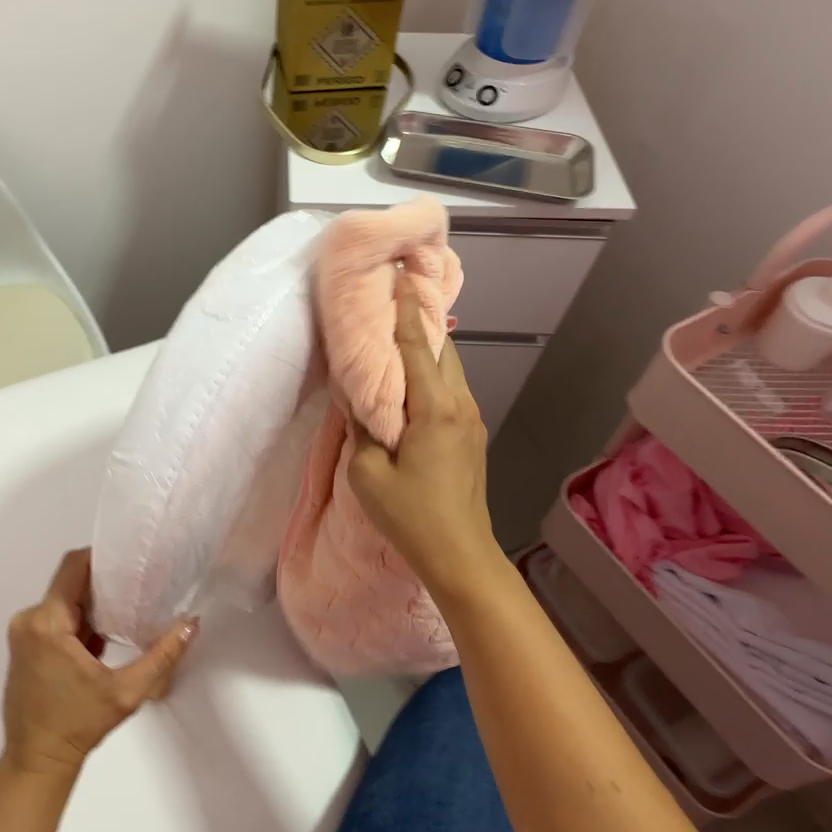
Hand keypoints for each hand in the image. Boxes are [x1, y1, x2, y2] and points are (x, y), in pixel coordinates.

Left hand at [1, 549, 197, 778]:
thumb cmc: (78, 725)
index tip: (130, 561)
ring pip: (62, 602)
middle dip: (103, 584)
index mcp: (46, 623)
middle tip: (138, 587)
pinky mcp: (24, 647)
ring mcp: (22, 634)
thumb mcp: (127, 691)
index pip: (73, 566)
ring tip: (127, 611)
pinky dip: (78, 623)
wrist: (37, 761)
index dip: (102, 557)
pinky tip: (104, 638)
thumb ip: (162, 655)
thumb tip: (191, 623)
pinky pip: (54, 619)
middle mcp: (28, 620)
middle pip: (69, 583)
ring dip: (91, 606)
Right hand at [348, 282, 505, 596]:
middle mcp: (460, 405)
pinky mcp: (472, 437)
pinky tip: (413, 384)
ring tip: (399, 340)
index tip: (401, 277)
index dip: (406, 310)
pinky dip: (433, 376)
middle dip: (420, 324)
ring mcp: (472, 420)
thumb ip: (362, 429)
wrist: (461, 554)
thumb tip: (358, 401)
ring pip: (451, 370)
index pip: (418, 346)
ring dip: (428, 352)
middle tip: (394, 305)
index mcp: (434, 408)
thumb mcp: (368, 474)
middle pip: (443, 350)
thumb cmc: (411, 515)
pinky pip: (451, 391)